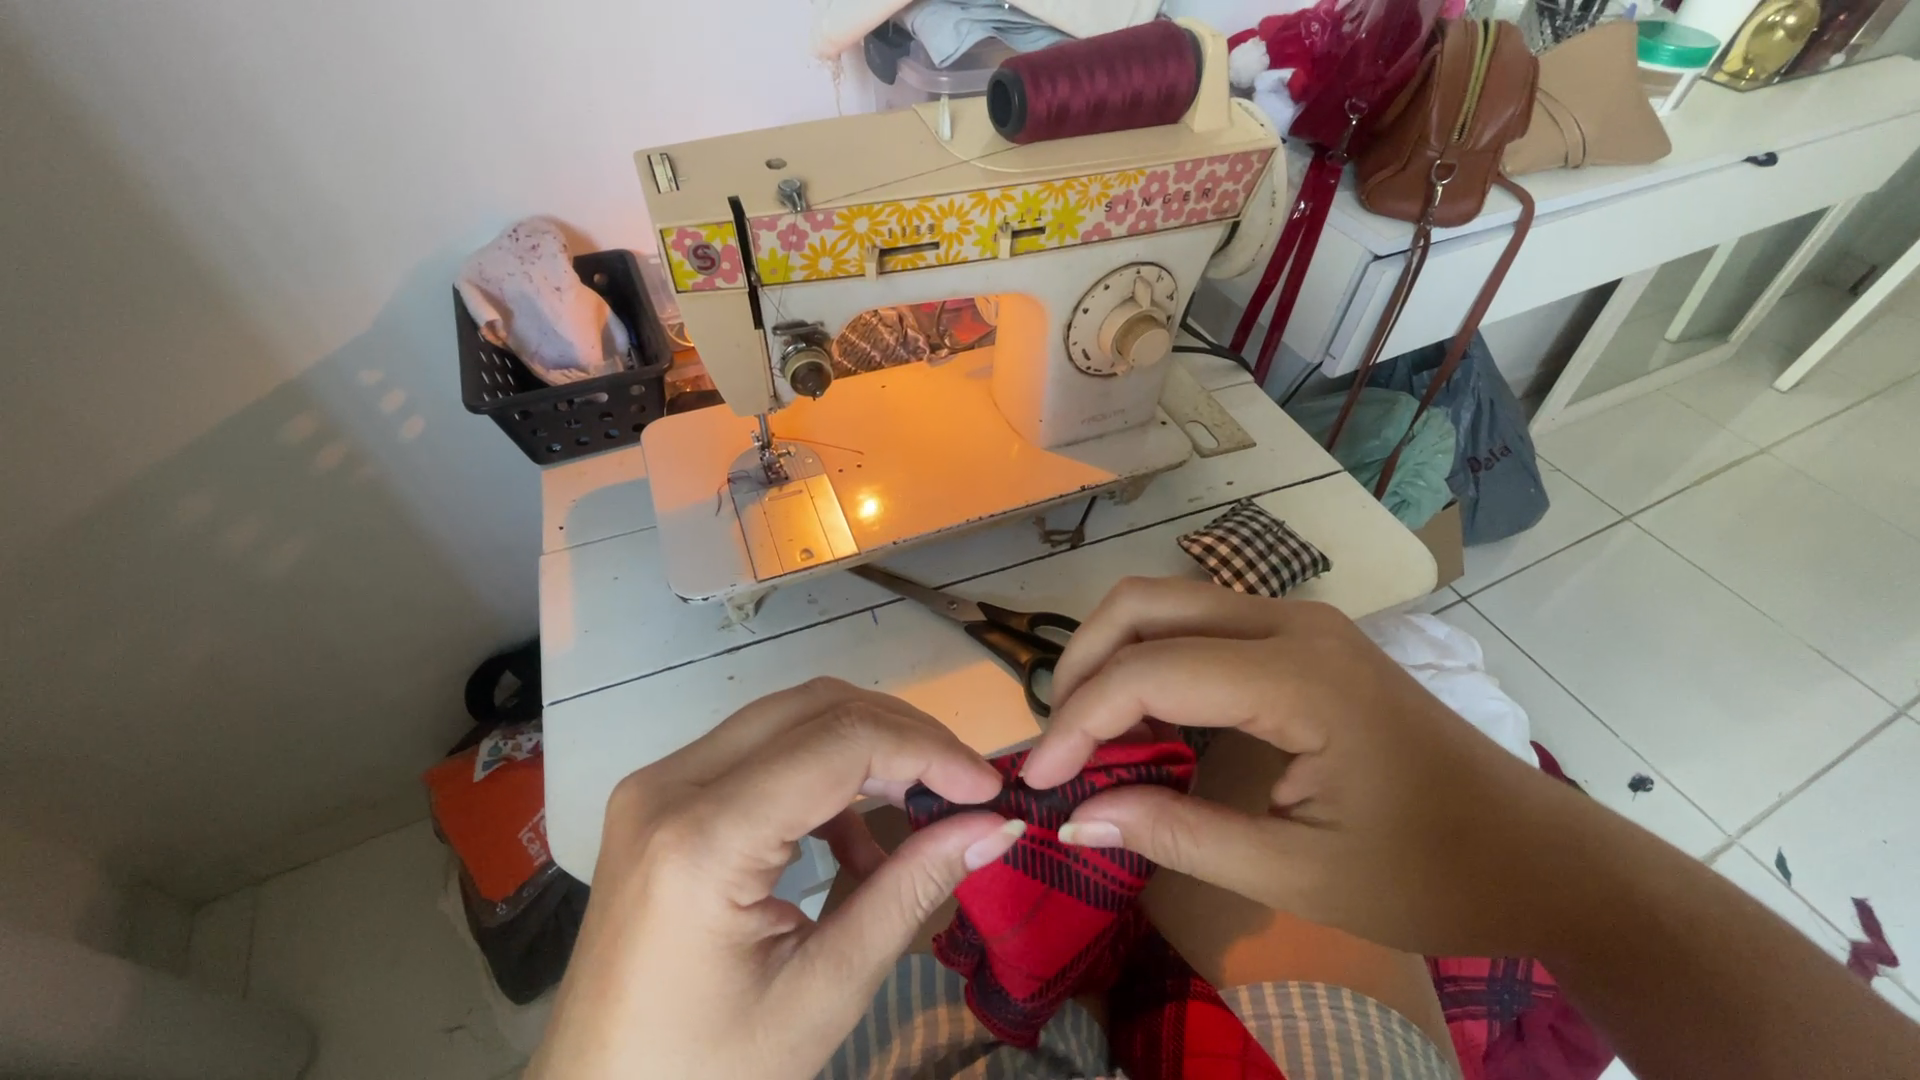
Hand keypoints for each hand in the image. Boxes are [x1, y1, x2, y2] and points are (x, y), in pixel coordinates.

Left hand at [528, 678, 1023, 1079]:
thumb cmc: (708, 1069)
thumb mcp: (825, 990)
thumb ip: (911, 891)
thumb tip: (995, 827)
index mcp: (703, 839)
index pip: (840, 742)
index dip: (928, 751)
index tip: (988, 788)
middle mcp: (671, 784)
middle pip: (816, 708)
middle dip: (904, 735)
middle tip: (962, 788)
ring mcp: (659, 782)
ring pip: (790, 716)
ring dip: (866, 746)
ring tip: (919, 804)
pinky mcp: (663, 794)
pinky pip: (762, 748)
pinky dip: (823, 771)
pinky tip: (853, 836)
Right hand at [1020, 577, 1581, 957]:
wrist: (1542, 854)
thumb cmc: (1431, 873)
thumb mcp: (1298, 874)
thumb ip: (1179, 835)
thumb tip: (1075, 818)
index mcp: (1298, 676)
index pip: (1150, 671)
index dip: (1080, 721)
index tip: (1042, 782)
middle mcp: (1291, 622)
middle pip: (1144, 604)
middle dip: (1082, 665)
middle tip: (1058, 744)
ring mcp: (1299, 621)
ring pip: (1167, 603)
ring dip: (1112, 656)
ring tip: (1087, 733)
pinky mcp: (1302, 637)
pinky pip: (1198, 624)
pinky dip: (1150, 660)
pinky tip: (1142, 718)